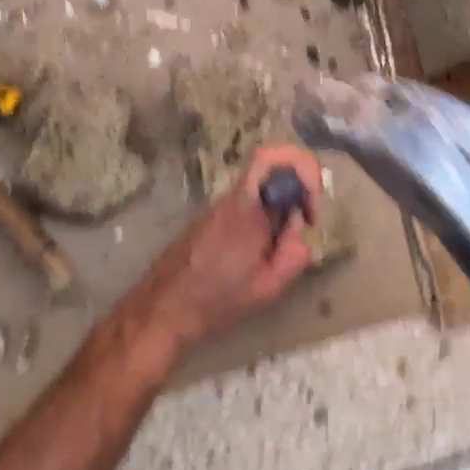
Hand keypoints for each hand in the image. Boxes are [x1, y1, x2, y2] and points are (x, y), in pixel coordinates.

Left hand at [131, 146, 322, 348]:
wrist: (160, 311)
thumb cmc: (214, 302)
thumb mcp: (267, 288)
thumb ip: (294, 256)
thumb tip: (299, 236)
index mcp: (247, 209)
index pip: (273, 158)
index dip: (303, 168)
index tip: (308, 209)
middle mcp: (231, 199)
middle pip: (272, 169)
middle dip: (297, 191)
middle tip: (303, 222)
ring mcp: (217, 207)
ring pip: (260, 189)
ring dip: (279, 209)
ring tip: (275, 251)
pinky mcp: (209, 219)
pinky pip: (247, 204)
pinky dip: (262, 220)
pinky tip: (254, 257)